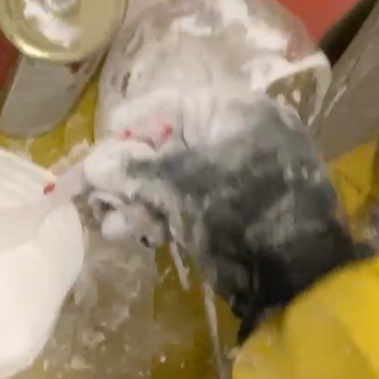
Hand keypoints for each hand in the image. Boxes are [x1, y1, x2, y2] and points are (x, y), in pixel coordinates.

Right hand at [82, 96, 361, 338]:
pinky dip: (150, 220)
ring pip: (164, 184)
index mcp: (231, 115)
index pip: (170, 106)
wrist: (291, 272)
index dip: (129, 126)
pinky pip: (175, 209)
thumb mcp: (184, 185)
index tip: (95, 149)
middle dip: (123, 173)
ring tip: (108, 224)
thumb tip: (91, 165)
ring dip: (131, 202)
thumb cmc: (242, 210)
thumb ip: (135, 173)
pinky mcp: (218, 216)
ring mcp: (224, 182)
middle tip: (87, 193)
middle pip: (161, 147)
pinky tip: (123, 233)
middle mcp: (228, 141)